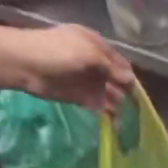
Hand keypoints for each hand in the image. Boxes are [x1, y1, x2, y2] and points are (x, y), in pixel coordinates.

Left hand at [13, 24, 134, 112]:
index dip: (130, 77)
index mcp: (98, 46)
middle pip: (116, 79)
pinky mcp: (79, 96)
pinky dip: (106, 112)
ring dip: (118, 104)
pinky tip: (115, 121)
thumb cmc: (58, 52)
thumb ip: (111, 67)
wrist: (28, 64)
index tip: (139, 93)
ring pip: (108, 93)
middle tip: (136, 110)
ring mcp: (87, 80)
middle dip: (126, 93)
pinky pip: (97, 104)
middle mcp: (95, 63)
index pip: (120, 63)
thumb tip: (132, 81)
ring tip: (127, 120)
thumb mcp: (89, 53)